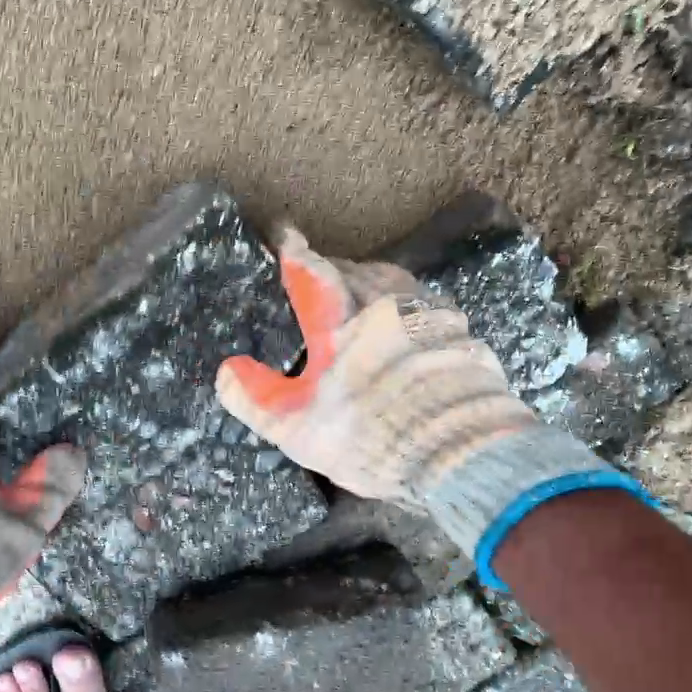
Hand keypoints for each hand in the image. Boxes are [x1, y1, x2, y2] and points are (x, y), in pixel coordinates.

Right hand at [216, 227, 628, 585]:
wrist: (464, 457)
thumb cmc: (369, 437)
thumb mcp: (295, 428)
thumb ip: (254, 396)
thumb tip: (227, 371)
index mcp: (341, 319)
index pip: (310, 270)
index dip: (294, 251)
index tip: (285, 234)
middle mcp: (387, 304)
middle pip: (356, 270)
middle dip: (334, 270)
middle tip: (319, 276)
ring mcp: (431, 316)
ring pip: (396, 284)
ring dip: (374, 284)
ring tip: (362, 297)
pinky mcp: (464, 336)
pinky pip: (427, 309)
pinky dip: (408, 310)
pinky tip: (406, 332)